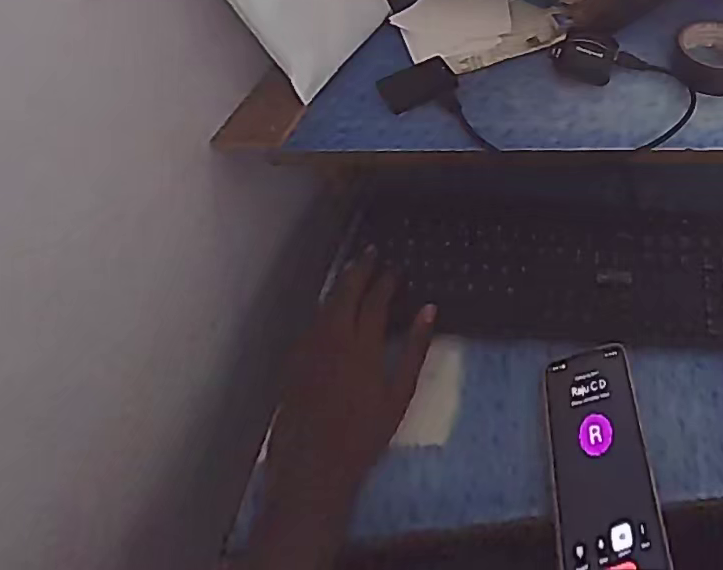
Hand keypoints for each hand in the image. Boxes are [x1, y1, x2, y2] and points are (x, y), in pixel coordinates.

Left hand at [259, 249, 435, 527]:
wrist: (312, 470)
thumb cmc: (364, 435)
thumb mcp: (399, 393)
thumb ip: (415, 348)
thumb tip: (429, 310)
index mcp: (363, 344)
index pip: (376, 299)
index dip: (386, 280)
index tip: (395, 269)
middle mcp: (333, 338)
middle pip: (346, 292)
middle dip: (360, 269)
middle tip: (371, 252)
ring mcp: (309, 348)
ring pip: (325, 303)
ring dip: (341, 284)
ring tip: (353, 270)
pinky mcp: (294, 360)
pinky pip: (312, 322)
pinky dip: (325, 306)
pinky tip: (331, 306)